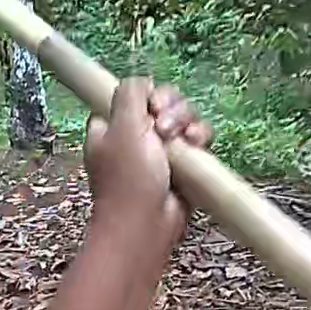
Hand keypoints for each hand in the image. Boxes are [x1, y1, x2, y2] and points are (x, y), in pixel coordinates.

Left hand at [83, 78, 212, 246]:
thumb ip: (130, 94)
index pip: (134, 93)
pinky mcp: (181, 164)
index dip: (147, 96)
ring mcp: (158, 150)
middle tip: (165, 129)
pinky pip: (196, 138)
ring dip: (188, 122)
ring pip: (183, 118)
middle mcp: (134, 135)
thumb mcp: (122, 126)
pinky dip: (199, 138)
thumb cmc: (129, 177)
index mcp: (111, 125)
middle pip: (162, 102)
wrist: (146, 225)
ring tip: (184, 140)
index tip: (151, 107)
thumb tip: (144, 84)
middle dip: (172, 109)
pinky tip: (196, 146)